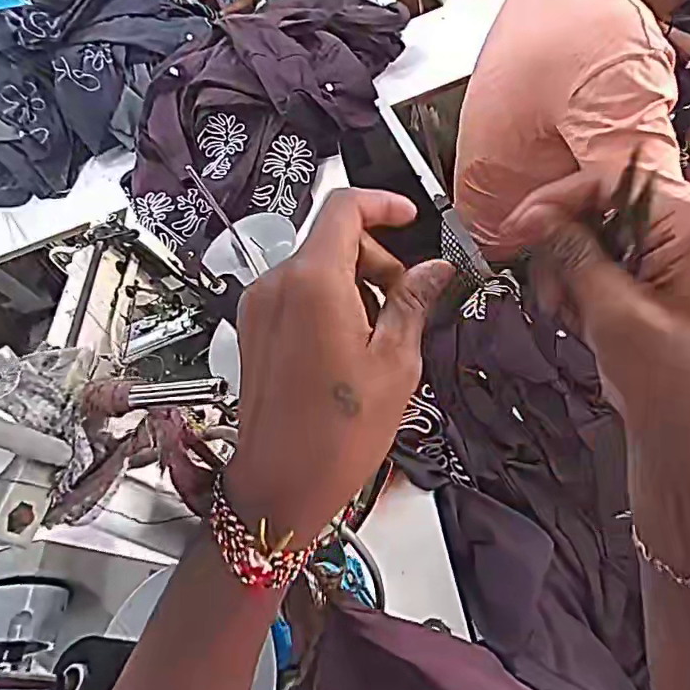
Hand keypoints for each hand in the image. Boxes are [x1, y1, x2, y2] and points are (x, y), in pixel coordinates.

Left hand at [225, 189, 454, 539]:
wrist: (280, 485)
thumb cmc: (334, 436)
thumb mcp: (395, 363)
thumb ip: (413, 302)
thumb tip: (434, 271)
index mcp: (313, 284)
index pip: (345, 208)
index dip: (383, 204)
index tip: (408, 216)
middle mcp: (277, 286)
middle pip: (334, 238)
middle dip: (377, 258)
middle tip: (405, 299)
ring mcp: (260, 307)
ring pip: (317, 264)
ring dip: (355, 281)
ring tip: (379, 332)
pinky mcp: (255, 327)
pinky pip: (299, 290)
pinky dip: (331, 299)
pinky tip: (351, 341)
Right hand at [502, 169, 689, 430]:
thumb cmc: (685, 391)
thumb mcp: (616, 313)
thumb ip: (574, 254)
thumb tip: (540, 216)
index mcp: (688, 227)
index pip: (609, 181)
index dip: (557, 200)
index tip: (521, 224)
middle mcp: (679, 236)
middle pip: (596, 209)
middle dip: (561, 245)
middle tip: (546, 280)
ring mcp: (662, 263)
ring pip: (589, 241)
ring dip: (565, 273)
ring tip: (565, 310)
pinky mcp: (645, 289)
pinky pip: (596, 269)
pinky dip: (576, 291)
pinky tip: (578, 320)